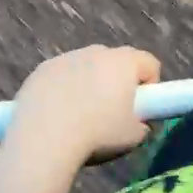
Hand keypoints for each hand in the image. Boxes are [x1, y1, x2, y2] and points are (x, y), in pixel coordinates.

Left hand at [11, 45, 160, 163]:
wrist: (42, 141)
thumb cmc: (96, 135)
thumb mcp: (133, 138)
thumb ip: (143, 125)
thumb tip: (139, 123)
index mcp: (125, 61)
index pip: (150, 64)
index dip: (150, 86)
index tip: (140, 109)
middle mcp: (98, 51)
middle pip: (117, 63)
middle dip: (117, 84)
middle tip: (110, 114)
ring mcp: (68, 57)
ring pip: (87, 68)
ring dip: (89, 85)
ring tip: (78, 117)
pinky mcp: (43, 69)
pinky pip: (61, 76)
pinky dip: (62, 89)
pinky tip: (55, 115)